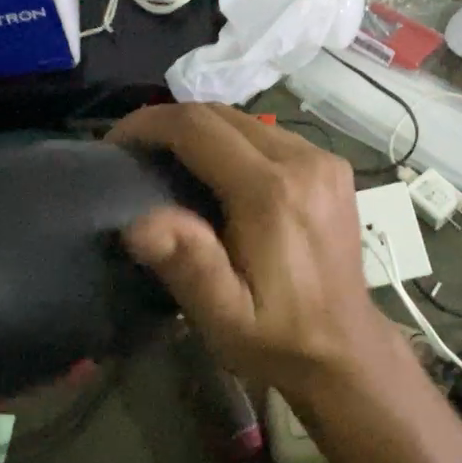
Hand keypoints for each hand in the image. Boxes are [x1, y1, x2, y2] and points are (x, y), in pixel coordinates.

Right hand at [107, 103, 405, 405]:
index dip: (148, 124)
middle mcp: (303, 161)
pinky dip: (234, 142)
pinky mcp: (333, 166)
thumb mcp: (225, 318)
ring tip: (167, 162)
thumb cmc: (278, 338)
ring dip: (202, 131)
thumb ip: (189, 266)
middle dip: (170, 124)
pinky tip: (215, 172)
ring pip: (246, 121)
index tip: (114, 145)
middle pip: (221, 114)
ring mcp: (324, 159)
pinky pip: (270, 135)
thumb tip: (139, 222)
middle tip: (133, 156)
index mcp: (272, 192)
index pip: (197, 127)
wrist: (347, 348)